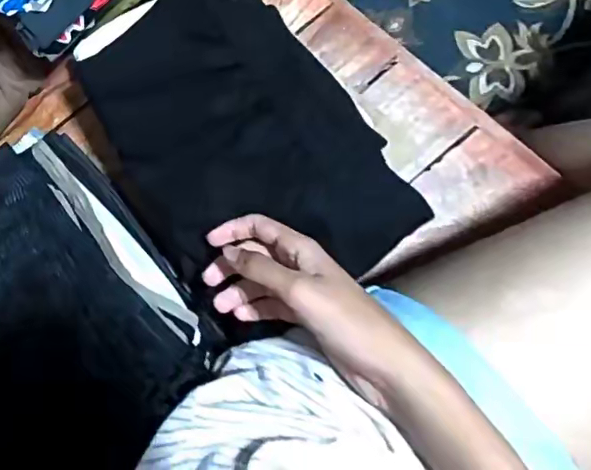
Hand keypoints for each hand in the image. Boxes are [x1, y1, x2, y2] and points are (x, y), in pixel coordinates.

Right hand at [203, 214, 429, 409]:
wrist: (383, 364)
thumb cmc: (345, 318)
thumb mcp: (300, 290)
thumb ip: (263, 269)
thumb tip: (230, 250)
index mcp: (301, 248)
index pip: (261, 226)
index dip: (234, 230)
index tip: (208, 243)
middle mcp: (299, 264)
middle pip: (257, 254)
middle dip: (231, 263)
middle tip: (207, 281)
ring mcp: (302, 291)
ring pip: (261, 281)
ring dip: (239, 289)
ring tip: (220, 306)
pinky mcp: (304, 316)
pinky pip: (270, 304)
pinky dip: (253, 308)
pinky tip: (239, 317)